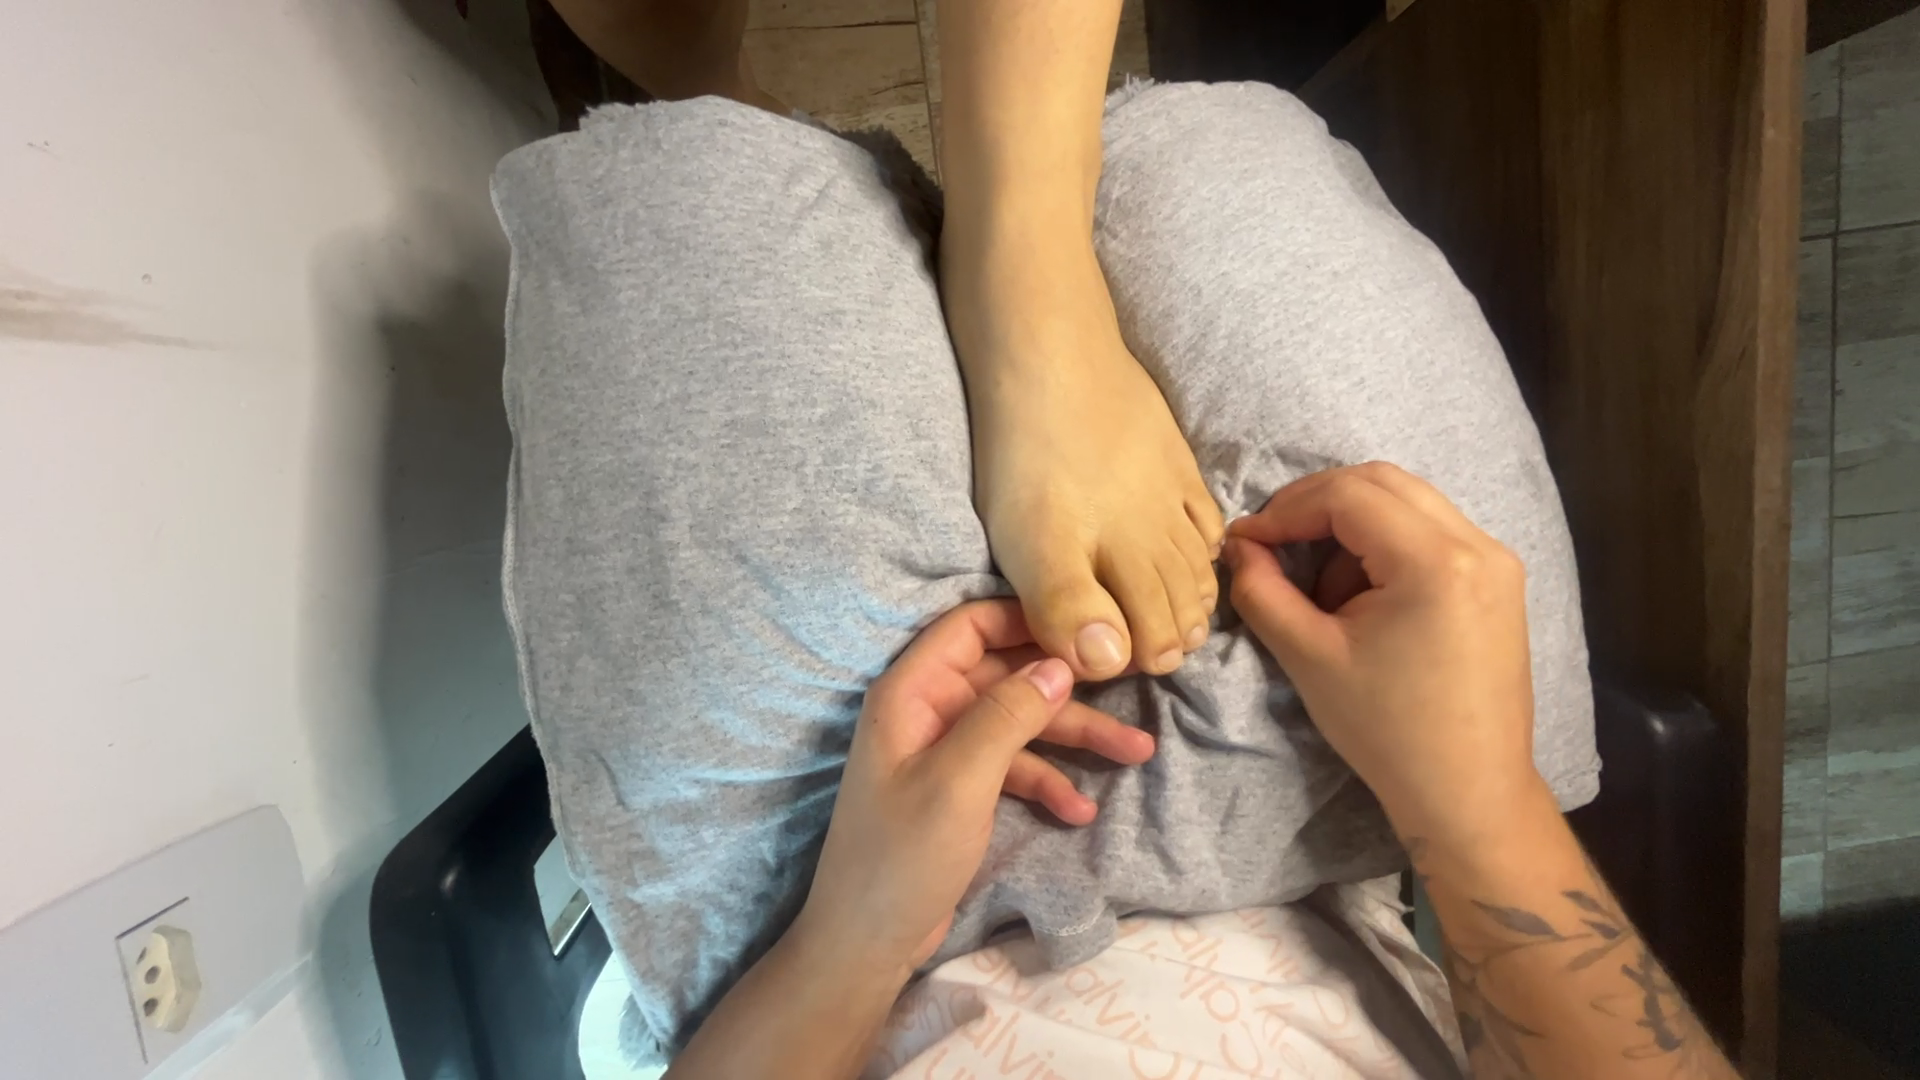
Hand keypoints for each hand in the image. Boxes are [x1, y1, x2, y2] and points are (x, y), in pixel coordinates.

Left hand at [793, 600, 1154, 977]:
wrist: (867, 943)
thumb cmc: (903, 854)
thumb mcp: (959, 780)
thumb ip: (1007, 716)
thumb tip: (1058, 664)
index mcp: (912, 690)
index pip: (970, 626)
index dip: (1024, 617)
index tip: (1084, 625)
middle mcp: (930, 708)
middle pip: (1006, 677)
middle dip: (1067, 690)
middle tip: (1132, 688)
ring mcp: (947, 749)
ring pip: (1019, 724)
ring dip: (1073, 738)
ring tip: (1138, 751)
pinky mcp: (962, 786)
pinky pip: (1013, 767)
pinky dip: (1047, 782)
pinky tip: (1081, 810)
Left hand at [942, 236, 1224, 679]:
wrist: (1048, 349)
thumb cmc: (1028, 455)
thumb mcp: (1031, 541)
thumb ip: (1069, 605)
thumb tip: (1113, 662)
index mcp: (1130, 557)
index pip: (1153, 630)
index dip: (1144, 658)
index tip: (1133, 669)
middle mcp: (1164, 529)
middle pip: (1182, 599)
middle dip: (1174, 635)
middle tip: (1162, 655)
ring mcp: (1174, 488)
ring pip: (1199, 560)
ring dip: (1195, 598)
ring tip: (1186, 621)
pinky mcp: (1173, 454)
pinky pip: (1206, 512)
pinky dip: (1208, 543)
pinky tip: (1206, 548)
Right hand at [1222, 463, 1546, 844]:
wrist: (1467, 791)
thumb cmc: (1384, 728)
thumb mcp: (1307, 655)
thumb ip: (1261, 589)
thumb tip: (1237, 546)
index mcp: (1435, 562)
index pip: (1347, 496)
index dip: (1285, 509)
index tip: (1244, 540)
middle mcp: (1477, 545)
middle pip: (1379, 481)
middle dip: (1313, 504)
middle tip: (1271, 541)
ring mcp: (1494, 560)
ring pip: (1404, 500)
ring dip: (1346, 523)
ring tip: (1317, 582)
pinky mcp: (1494, 580)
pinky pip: (1426, 529)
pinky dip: (1377, 542)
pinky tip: (1357, 593)